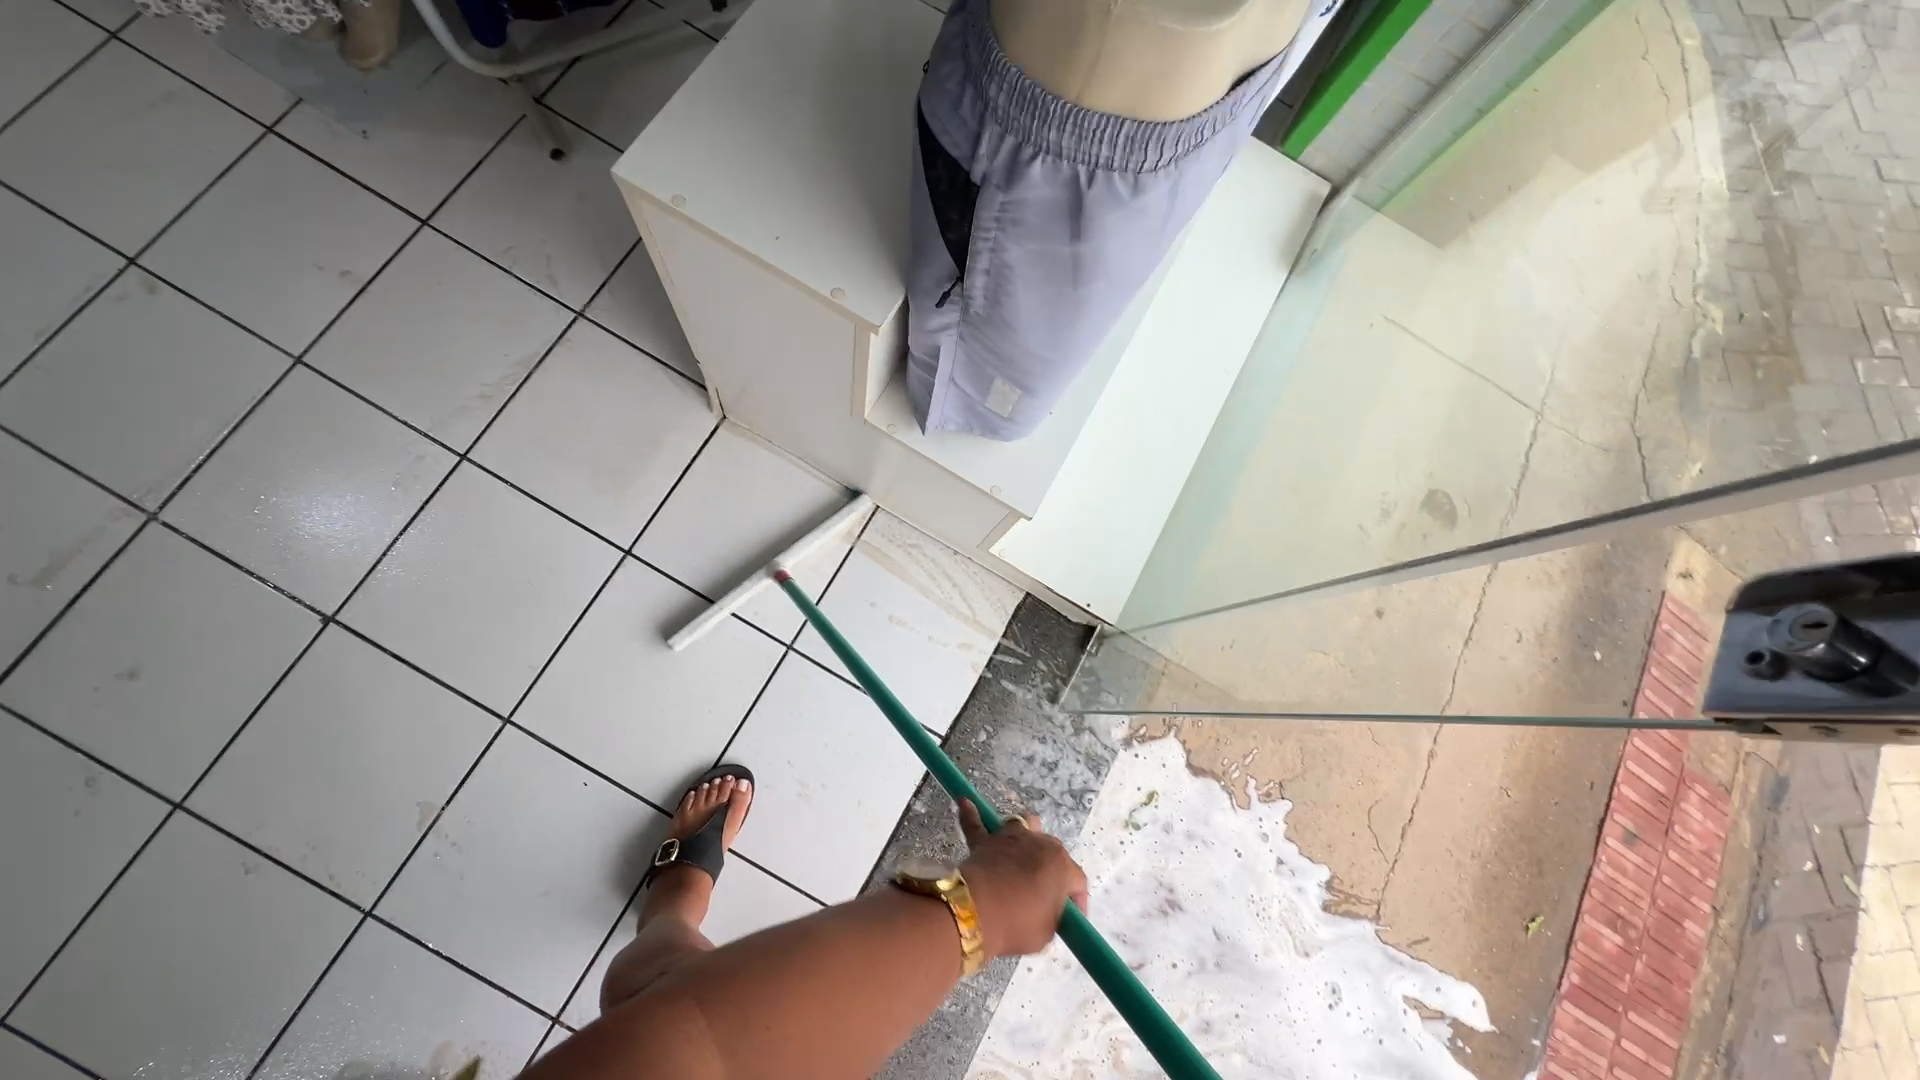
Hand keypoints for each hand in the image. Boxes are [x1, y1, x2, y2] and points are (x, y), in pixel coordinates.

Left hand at [956, 799, 1088, 959]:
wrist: (976, 911)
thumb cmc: (1017, 923)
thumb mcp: (1046, 934)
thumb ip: (1051, 917)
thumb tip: (1044, 911)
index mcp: (1061, 866)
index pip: (1078, 882)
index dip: (1076, 903)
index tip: (1070, 922)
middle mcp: (1040, 843)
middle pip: (1053, 853)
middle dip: (1052, 873)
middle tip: (1044, 899)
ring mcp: (1010, 838)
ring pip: (1023, 825)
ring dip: (1027, 835)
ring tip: (1024, 847)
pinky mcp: (984, 841)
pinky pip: (976, 824)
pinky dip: (971, 815)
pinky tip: (963, 802)